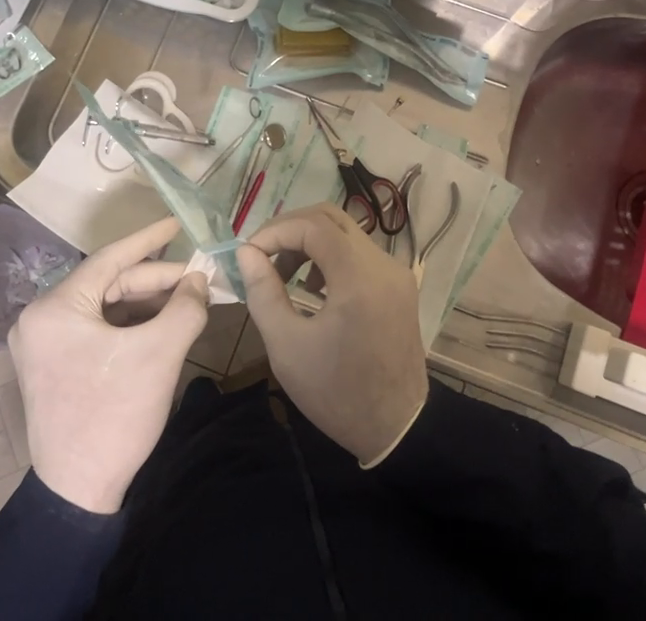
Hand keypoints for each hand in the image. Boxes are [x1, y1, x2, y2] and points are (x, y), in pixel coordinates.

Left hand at [8, 216, 208, 513]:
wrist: (79, 491)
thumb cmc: (114, 415)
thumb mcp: (159, 355)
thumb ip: (184, 307)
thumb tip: (198, 281)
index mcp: (54, 308)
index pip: (109, 259)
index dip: (149, 239)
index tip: (177, 223)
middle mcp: (40, 318)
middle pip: (107, 285)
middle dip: (155, 281)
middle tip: (198, 278)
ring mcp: (42, 344)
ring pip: (104, 308)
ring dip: (145, 304)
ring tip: (187, 300)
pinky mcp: (52, 366)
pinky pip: (96, 330)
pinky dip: (129, 326)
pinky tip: (161, 326)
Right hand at [236, 205, 428, 465]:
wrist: (396, 427)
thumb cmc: (336, 392)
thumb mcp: (286, 346)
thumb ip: (263, 292)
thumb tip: (246, 253)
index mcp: (359, 278)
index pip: (313, 225)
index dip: (275, 231)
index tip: (248, 255)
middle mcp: (383, 264)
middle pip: (331, 218)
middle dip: (290, 229)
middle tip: (261, 256)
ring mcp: (396, 273)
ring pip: (346, 233)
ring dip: (309, 242)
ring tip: (281, 274)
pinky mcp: (399, 286)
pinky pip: (359, 253)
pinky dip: (330, 256)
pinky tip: (311, 286)